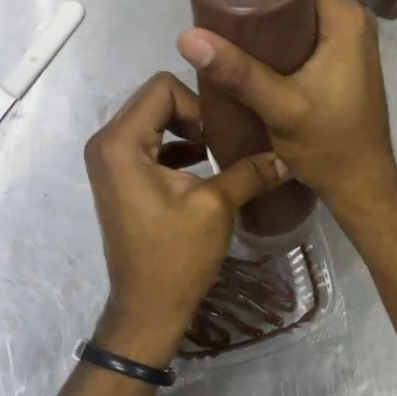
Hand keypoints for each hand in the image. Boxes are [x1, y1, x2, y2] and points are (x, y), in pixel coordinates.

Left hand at [83, 72, 290, 364]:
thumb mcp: (217, 207)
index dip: (198, 105)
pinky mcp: (119, 175)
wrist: (147, 308)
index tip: (220, 137)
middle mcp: (107, 142)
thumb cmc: (175, 256)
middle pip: (157, 98)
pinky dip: (177, 146)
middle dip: (195, 116)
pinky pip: (149, 140)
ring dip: (188, 130)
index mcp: (120, 142)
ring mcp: (110, 159)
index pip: (163, 87)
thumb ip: (250, 171)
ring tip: (218, 154)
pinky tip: (204, 167)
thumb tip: (290, 154)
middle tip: (224, 143)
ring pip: (155, 118)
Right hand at [175, 0, 396, 207]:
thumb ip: (238, 73)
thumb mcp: (280, 106)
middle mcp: (353, 22)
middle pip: (292, 2)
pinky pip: (305, 41)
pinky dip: (279, 49)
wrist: (361, 185)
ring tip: (226, 45)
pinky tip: (249, 62)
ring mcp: (351, 44)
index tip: (217, 7)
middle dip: (254, 14)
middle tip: (216, 31)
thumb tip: (186, 37)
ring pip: (296, 23)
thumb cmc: (328, 144)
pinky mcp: (344, 64)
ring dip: (264, 34)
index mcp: (346, 18)